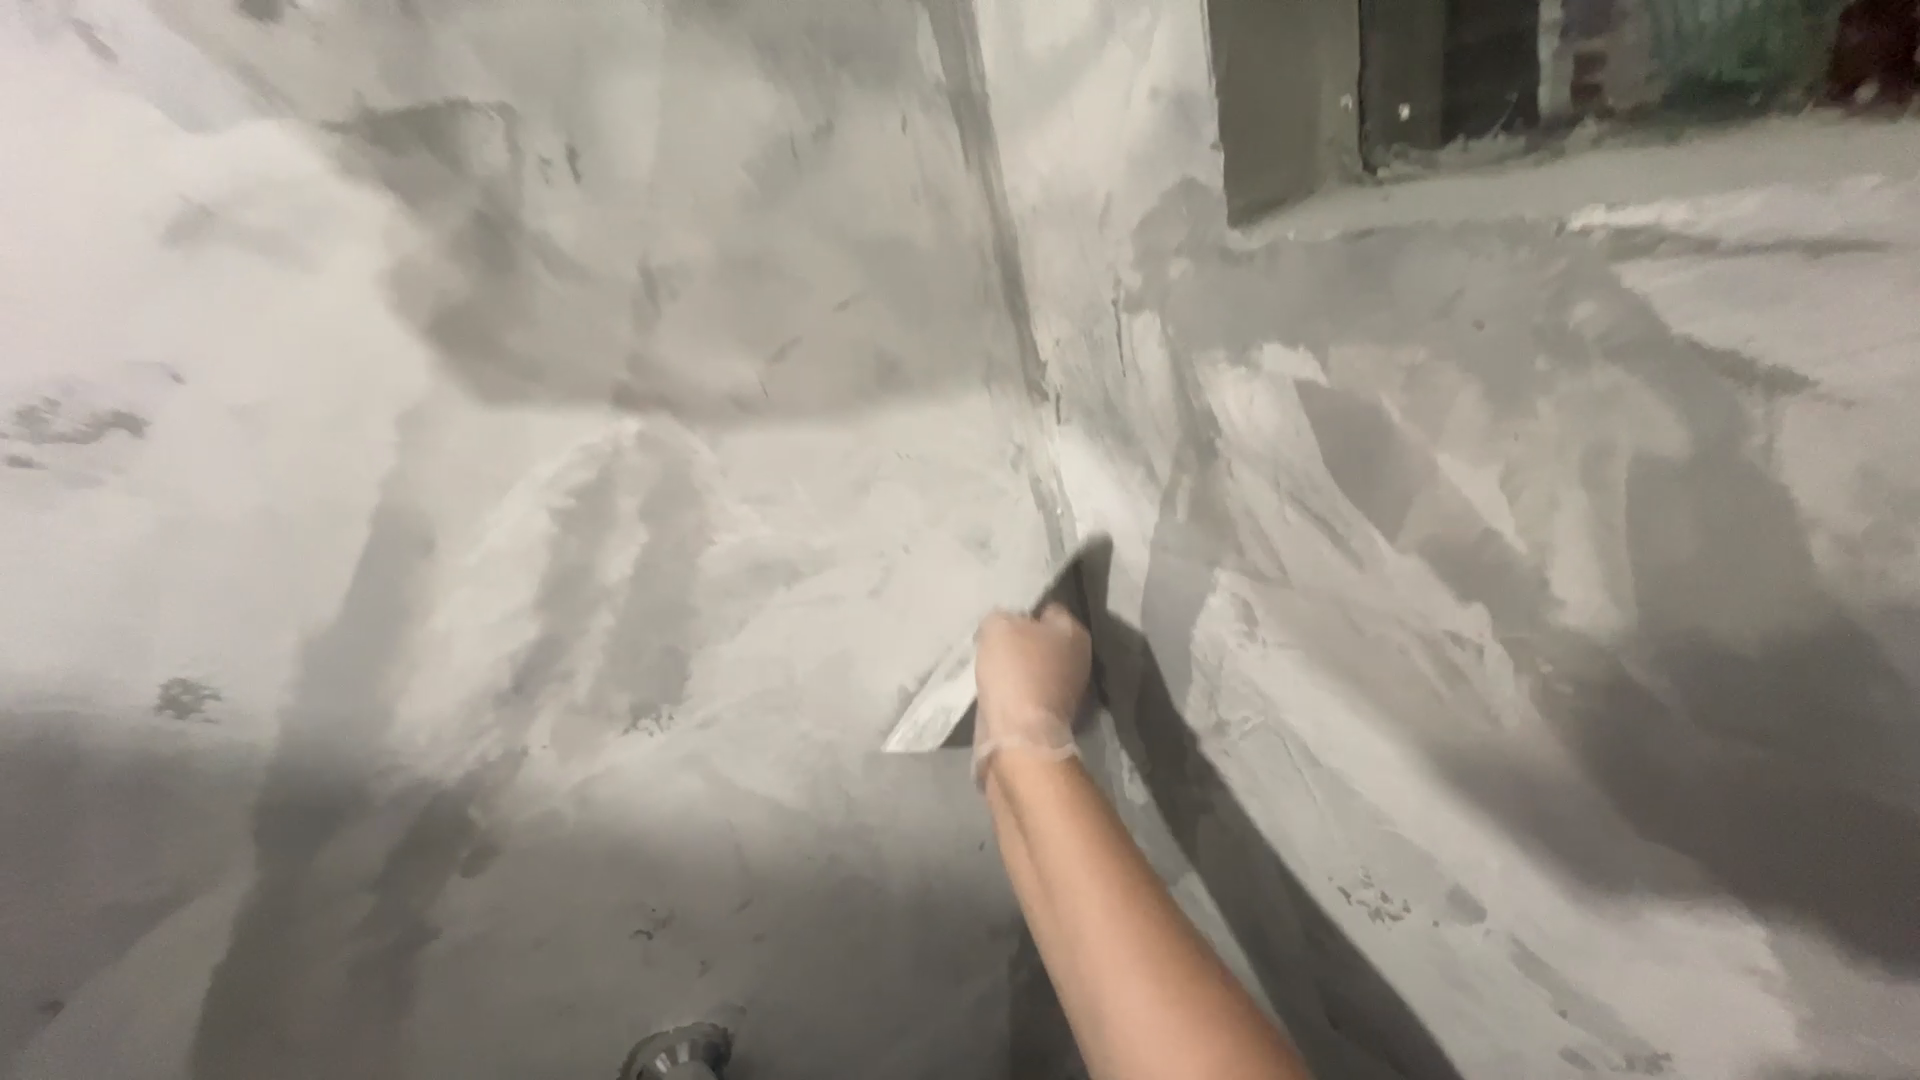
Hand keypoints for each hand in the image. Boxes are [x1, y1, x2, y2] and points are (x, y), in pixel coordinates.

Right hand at [973, 604, 1091, 783]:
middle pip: (1043, 640)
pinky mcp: (1053, 714)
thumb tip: (1005, 624)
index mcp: (1074, 632)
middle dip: (1021, 641)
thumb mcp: (997, 626)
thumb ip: (1002, 616)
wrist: (1019, 733)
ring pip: (1036, 667)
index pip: (1049, 610)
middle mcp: (1080, 658)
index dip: (1023, 612)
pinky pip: (1030, 691)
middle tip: (994, 644)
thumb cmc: (1015, 670)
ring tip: (992, 668)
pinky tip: (997, 690)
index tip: (1002, 620)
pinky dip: (1016, 691)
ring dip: (1017, 668)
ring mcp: (1069, 689)